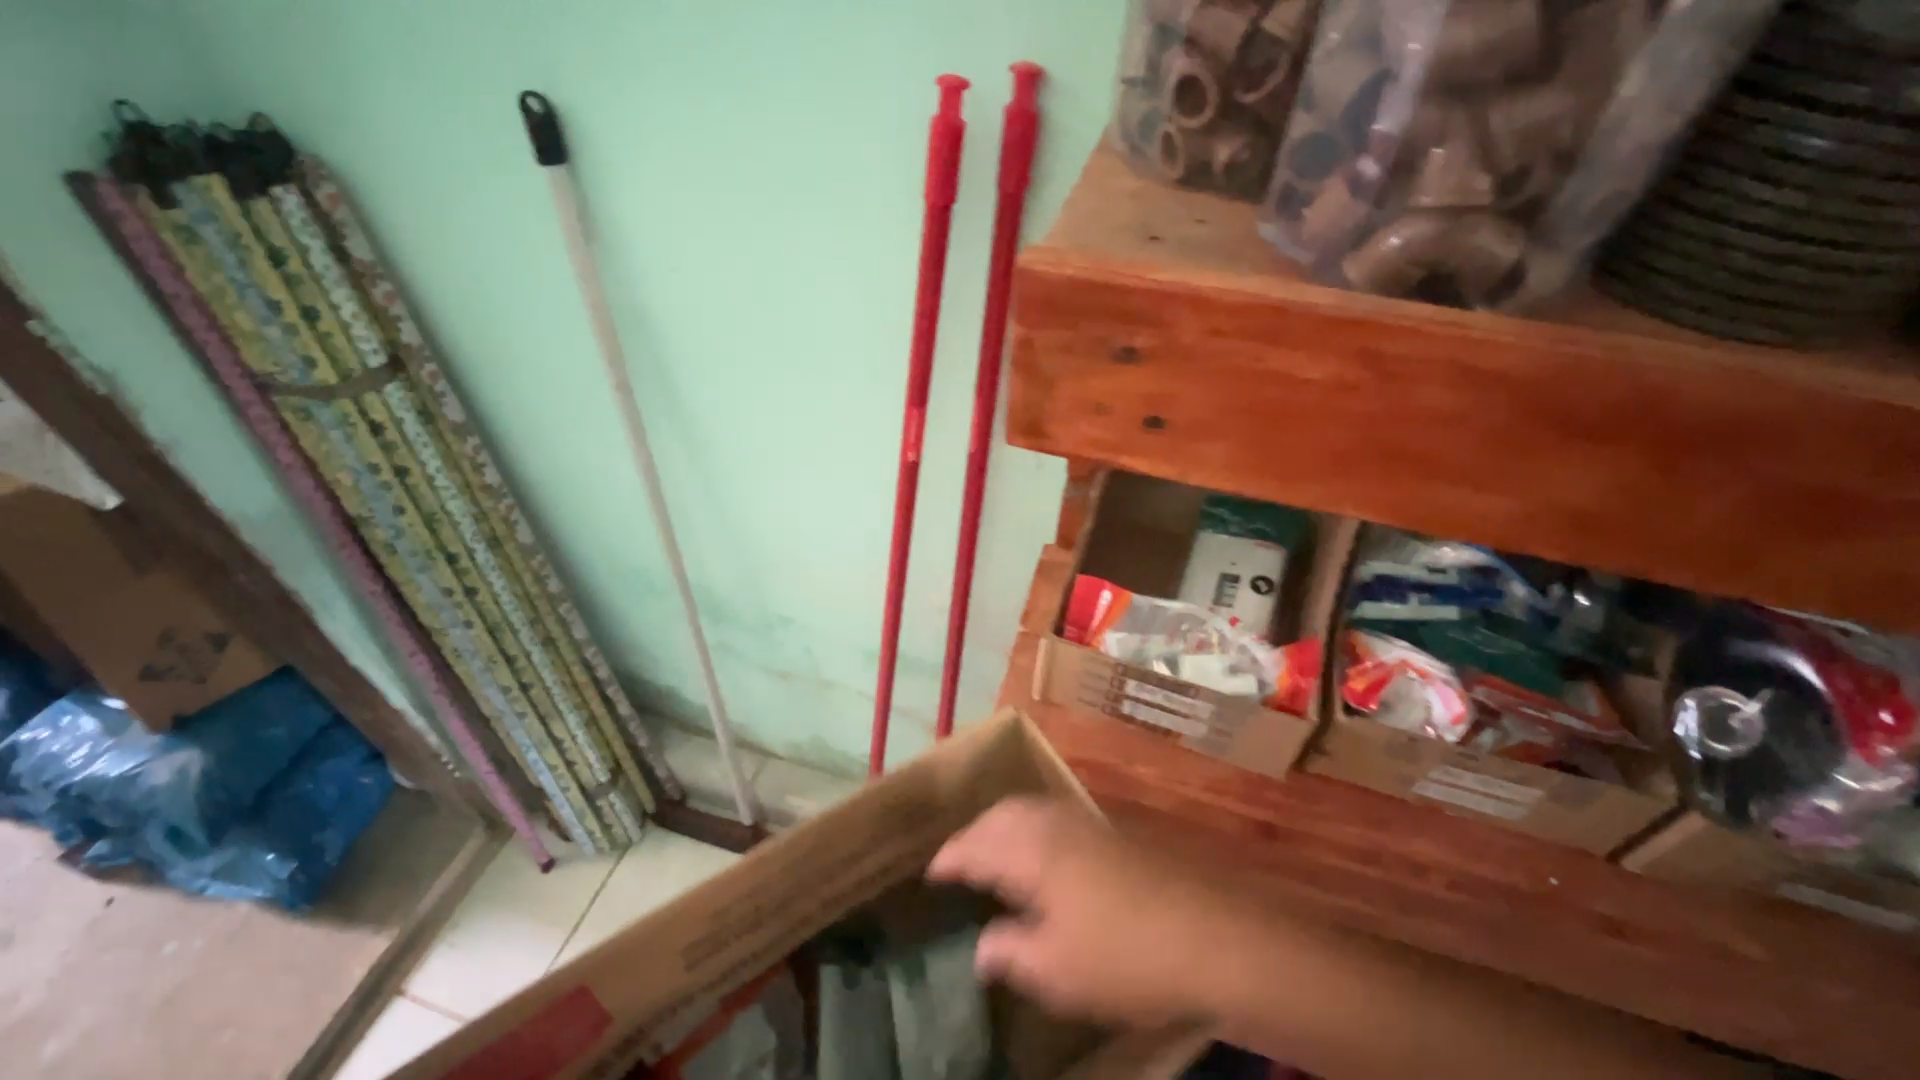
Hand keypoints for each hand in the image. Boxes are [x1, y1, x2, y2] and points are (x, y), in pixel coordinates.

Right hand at [926, 796, 1250, 1027]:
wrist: (1215, 937)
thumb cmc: (1124, 956)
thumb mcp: (1055, 970)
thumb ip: (1010, 952)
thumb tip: (981, 947)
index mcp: (1030, 850)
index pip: (976, 845)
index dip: (950, 859)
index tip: (931, 874)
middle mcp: (1056, 824)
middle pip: (1003, 814)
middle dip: (976, 833)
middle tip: (959, 860)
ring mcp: (1091, 825)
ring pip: (1033, 811)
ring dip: (1006, 826)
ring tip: (995, 855)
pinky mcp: (1119, 836)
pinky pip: (1058, 819)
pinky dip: (1036, 830)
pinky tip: (1045, 861)